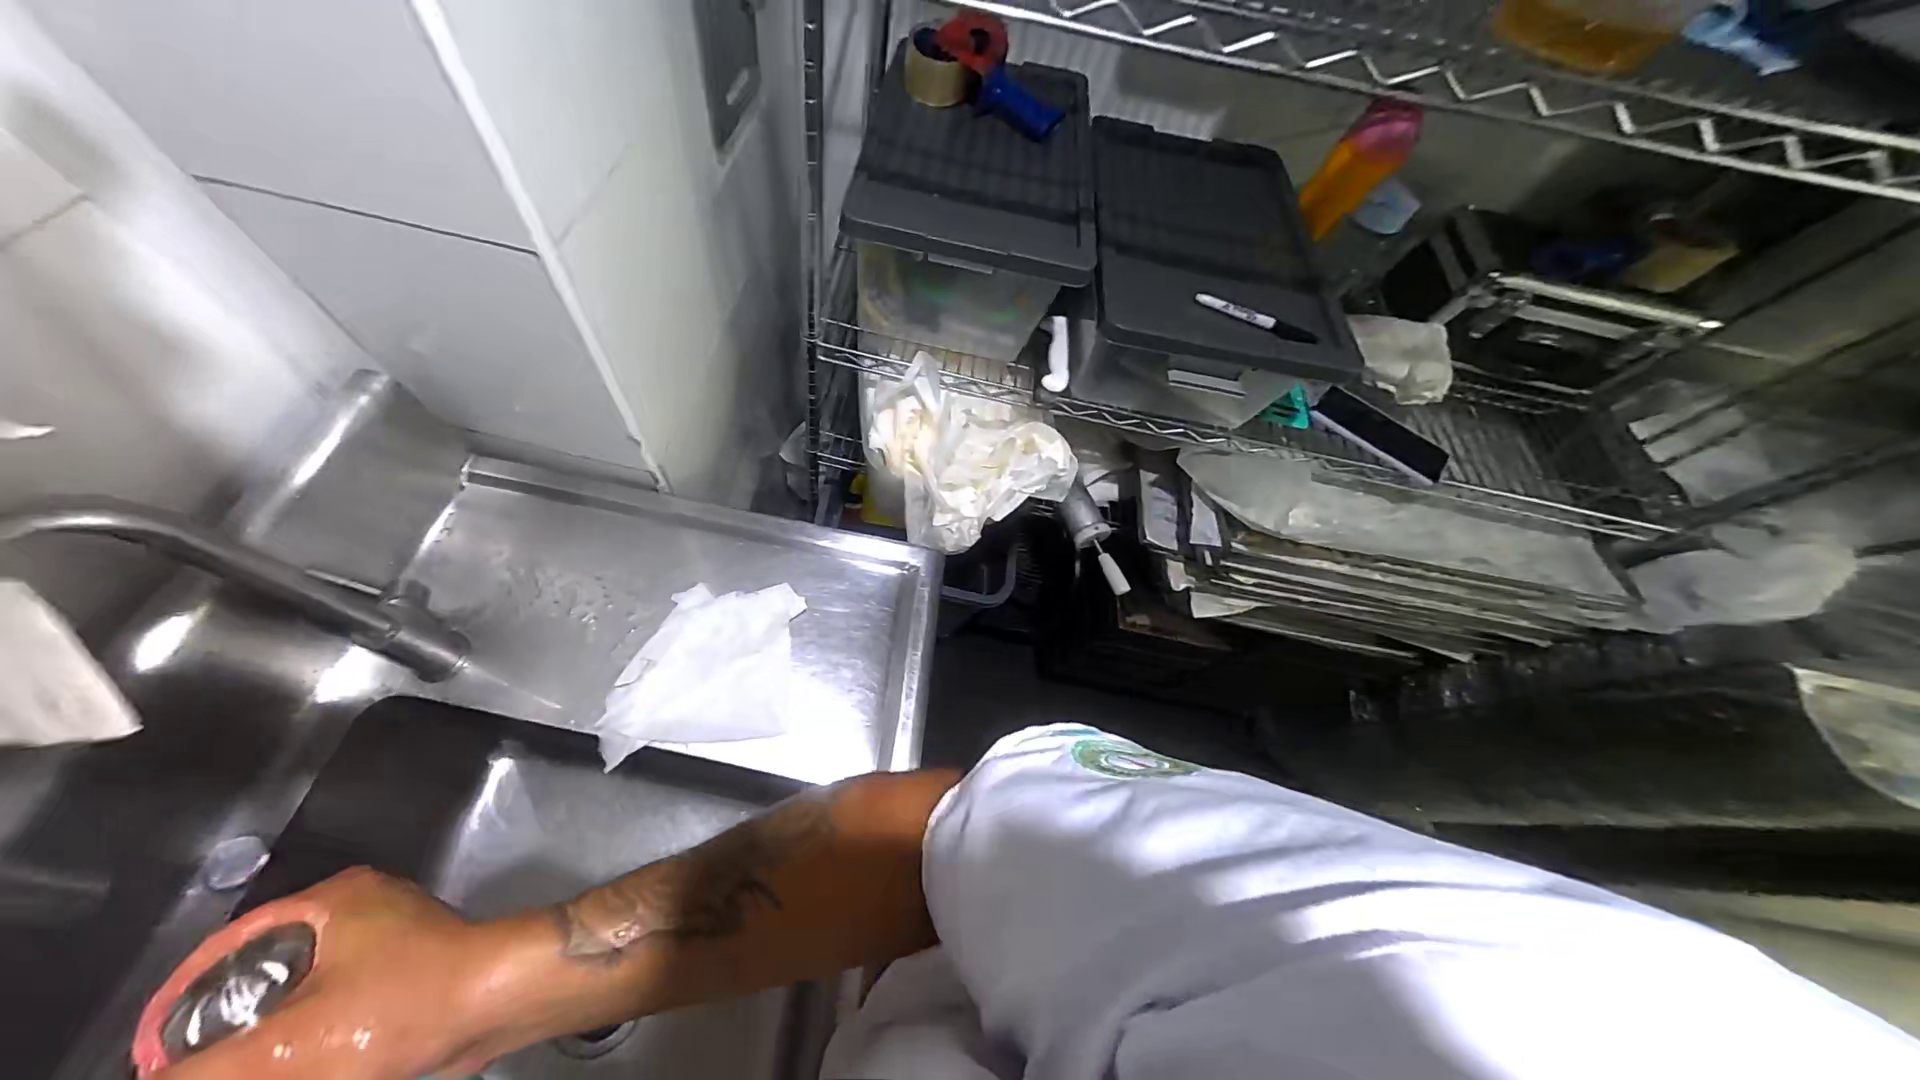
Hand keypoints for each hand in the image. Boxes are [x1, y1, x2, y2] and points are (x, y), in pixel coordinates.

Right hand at [145, 868, 529, 1079]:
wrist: (499, 998)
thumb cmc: (403, 1002)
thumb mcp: (291, 1043)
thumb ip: (207, 1070)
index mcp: (335, 902)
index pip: (232, 941)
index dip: (177, 998)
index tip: (147, 1056)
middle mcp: (362, 910)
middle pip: (265, 964)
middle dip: (217, 1020)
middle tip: (182, 1067)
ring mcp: (388, 938)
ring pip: (300, 987)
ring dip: (260, 1033)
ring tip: (225, 1072)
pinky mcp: (405, 970)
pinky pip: (335, 1000)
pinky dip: (302, 1035)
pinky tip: (281, 1070)